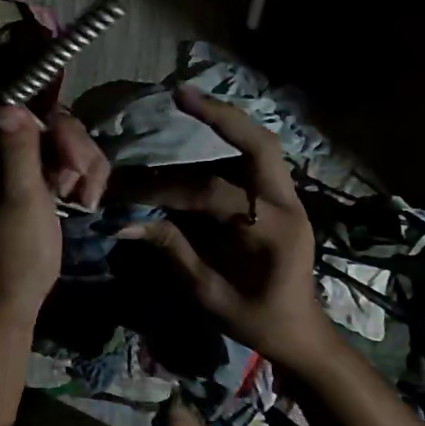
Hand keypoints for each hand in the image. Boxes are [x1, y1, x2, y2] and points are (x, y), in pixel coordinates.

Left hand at [0, 105, 105, 319]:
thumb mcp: (21, 196)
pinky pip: (76, 160)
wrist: (22, 291)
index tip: (74, 165)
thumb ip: (18, 150)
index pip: (34, 113)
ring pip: (72, 142)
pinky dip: (88, 178)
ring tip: (83, 200)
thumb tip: (6, 103)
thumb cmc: (19, 247)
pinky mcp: (45, 179)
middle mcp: (9, 150)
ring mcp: (29, 164)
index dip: (63, 133)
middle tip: (79, 192)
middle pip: (59, 125)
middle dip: (78, 157)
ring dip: (87, 170)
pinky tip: (86, 201)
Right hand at [119, 89, 340, 370]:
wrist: (300, 332)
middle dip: (218, 115)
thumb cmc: (256, 320)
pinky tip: (200, 135)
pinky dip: (226, 143)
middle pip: (259, 145)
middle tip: (179, 93)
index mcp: (271, 231)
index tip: (125, 192)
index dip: (163, 191)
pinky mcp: (278, 199)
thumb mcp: (209, 293)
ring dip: (220, 126)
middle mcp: (285, 204)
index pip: (210, 194)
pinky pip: (253, 161)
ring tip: (184, 106)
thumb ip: (172, 251)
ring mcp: (286, 198)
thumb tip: (124, 225)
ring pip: (256, 147)